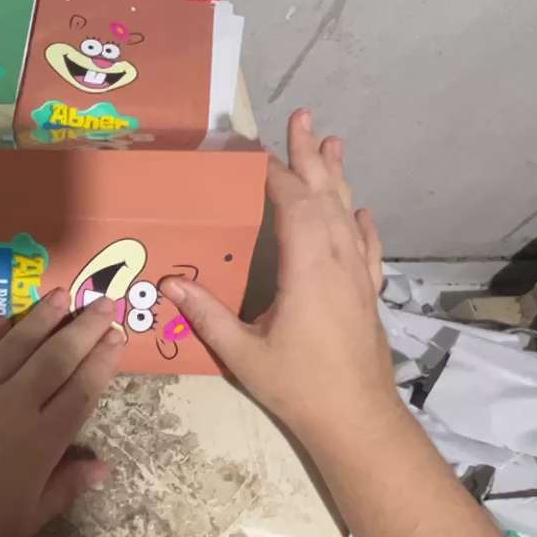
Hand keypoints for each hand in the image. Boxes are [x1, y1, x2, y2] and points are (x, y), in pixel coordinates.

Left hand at [0, 290, 125, 536]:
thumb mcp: (27, 519)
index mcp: (42, 440)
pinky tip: (10, 319)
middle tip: (104, 302)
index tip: (117, 337)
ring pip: (18, 344)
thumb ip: (66, 488)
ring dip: (44, 317)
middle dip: (84, 328)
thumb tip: (104, 467)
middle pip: (57, 357)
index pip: (82, 390)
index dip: (103, 361)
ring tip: (64, 295)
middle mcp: (15, 404)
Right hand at [158, 108, 400, 447]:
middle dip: (310, 156)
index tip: (254, 149)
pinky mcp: (367, 295)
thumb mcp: (240, 352)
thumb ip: (206, 313)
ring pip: (348, 215)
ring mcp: (359, 277)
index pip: (293, 206)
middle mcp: (339, 263)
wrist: (356, 419)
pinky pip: (367, 249)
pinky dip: (363, 224)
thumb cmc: (297, 384)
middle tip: (302, 117)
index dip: (274, 175)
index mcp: (308, 269)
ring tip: (332, 141)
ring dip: (338, 178)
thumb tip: (169, 282)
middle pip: (325, 197)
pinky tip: (363, 210)